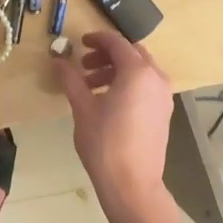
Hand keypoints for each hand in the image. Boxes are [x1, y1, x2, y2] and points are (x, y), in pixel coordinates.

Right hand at [53, 29, 171, 199]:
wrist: (132, 183)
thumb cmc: (105, 143)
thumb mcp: (82, 108)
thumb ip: (71, 79)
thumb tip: (58, 60)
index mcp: (137, 72)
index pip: (117, 43)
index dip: (97, 39)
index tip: (80, 43)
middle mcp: (156, 78)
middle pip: (131, 54)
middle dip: (107, 56)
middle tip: (84, 66)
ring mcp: (164, 96)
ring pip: (140, 70)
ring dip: (116, 71)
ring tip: (90, 87)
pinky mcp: (164, 112)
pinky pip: (146, 86)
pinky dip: (128, 84)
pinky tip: (108, 102)